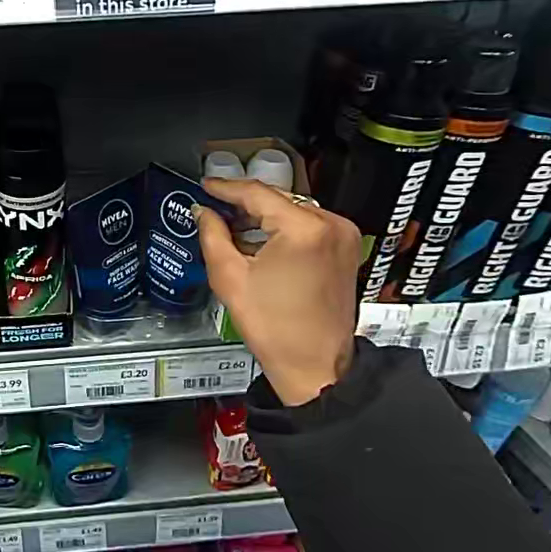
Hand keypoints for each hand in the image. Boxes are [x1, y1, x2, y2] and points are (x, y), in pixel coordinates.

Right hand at [196, 178, 360, 405]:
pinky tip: (259, 240)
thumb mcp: (230, 278)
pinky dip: (282, 227)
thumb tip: (204, 211)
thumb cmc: (272, 327)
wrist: (315, 365)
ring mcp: (343, 236)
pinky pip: (308, 225)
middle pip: (277, 199)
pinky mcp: (346, 249)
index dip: (226, 188)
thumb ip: (213, 235)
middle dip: (244, 202)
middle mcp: (331, 224)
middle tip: (214, 207)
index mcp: (304, 228)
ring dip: (263, 215)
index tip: (205, 186)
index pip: (257, 193)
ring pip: (292, 210)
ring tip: (232, 225)